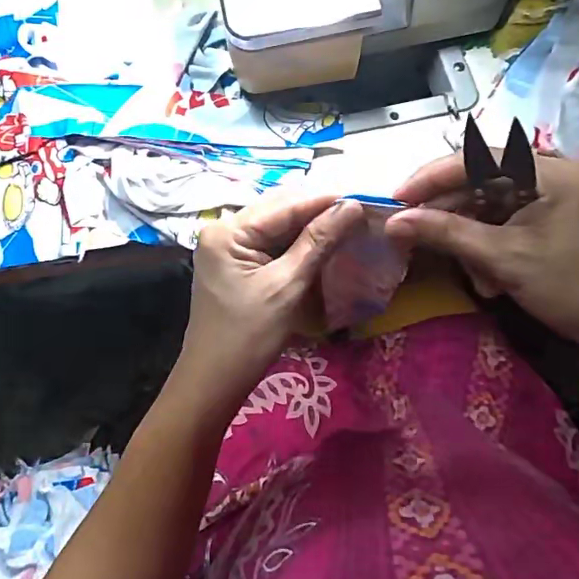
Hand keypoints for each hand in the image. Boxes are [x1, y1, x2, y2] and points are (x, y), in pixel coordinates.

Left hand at [171, 194, 364, 420]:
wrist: (214, 380)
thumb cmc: (249, 336)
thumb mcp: (287, 286)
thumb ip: (318, 242)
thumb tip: (352, 206)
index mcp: (227, 232)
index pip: (284, 205)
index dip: (325, 200)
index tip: (364, 198)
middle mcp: (222, 229)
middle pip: (278, 209)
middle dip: (318, 210)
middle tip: (359, 211)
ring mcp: (226, 245)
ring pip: (276, 224)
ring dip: (310, 224)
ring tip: (348, 222)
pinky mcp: (234, 261)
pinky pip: (269, 241)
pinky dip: (296, 241)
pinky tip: (322, 240)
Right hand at [384, 152, 578, 405]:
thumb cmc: (572, 290)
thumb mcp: (503, 259)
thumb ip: (446, 233)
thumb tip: (394, 221)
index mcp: (549, 171)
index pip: (475, 159)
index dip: (430, 178)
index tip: (395, 200)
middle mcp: (554, 174)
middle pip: (482, 180)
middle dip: (450, 212)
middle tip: (413, 233)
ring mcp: (557, 197)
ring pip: (491, 204)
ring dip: (471, 236)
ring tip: (470, 273)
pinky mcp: (556, 220)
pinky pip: (508, 221)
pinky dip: (491, 245)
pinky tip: (489, 278)